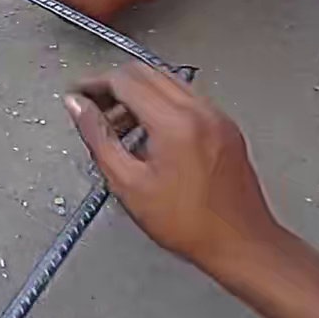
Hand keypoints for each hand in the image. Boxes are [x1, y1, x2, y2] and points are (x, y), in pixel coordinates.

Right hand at [63, 63, 282, 270]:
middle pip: (145, 73)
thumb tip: (76, 105)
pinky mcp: (224, 127)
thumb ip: (97, 136)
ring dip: (134, 92)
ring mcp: (217, 118)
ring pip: (165, 81)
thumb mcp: (126, 181)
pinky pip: (183, 97)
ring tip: (114, 122)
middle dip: (111, 83)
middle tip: (89, 104)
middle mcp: (201, 112)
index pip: (125, 81)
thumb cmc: (187, 221)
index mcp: (176, 124)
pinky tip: (142, 130)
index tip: (76, 95)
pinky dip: (156, 102)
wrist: (242, 245)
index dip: (93, 84)